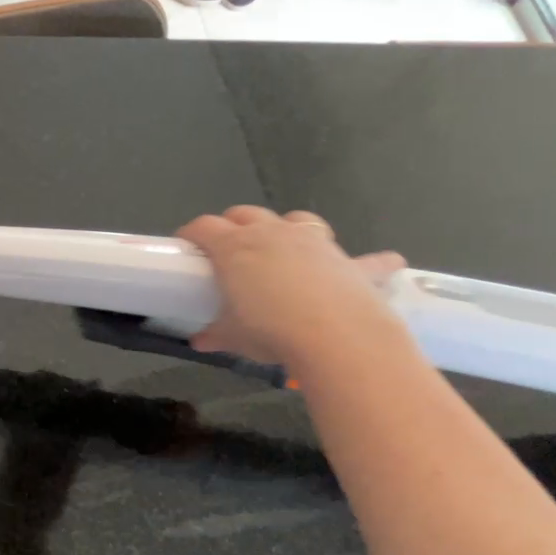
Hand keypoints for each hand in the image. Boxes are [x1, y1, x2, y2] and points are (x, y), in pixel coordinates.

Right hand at [177, 206, 408, 372]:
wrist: (336, 335)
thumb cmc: (268, 330)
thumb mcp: (231, 336)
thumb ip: (214, 333)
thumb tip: (201, 340)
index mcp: (234, 248)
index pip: (203, 227)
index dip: (190, 234)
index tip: (184, 249)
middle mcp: (272, 234)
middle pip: (244, 214)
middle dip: (231, 226)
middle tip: (223, 251)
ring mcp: (314, 240)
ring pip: (294, 218)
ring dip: (282, 228)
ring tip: (278, 252)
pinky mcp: (349, 259)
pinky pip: (366, 257)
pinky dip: (368, 263)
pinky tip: (372, 272)